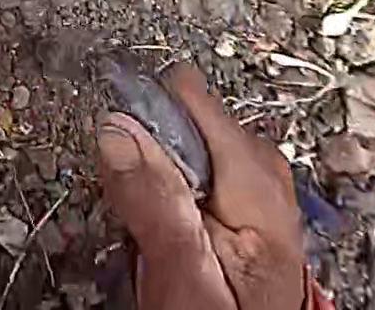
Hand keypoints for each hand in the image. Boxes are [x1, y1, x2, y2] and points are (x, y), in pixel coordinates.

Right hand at [98, 65, 305, 309]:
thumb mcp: (183, 278)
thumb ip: (151, 200)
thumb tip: (115, 129)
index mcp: (256, 170)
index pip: (183, 95)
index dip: (146, 123)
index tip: (130, 162)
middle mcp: (259, 159)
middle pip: (180, 117)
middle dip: (153, 158)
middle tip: (153, 218)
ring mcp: (253, 170)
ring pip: (180, 140)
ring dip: (159, 178)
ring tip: (164, 231)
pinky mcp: (242, 184)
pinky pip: (188, 162)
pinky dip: (172, 190)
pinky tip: (177, 230)